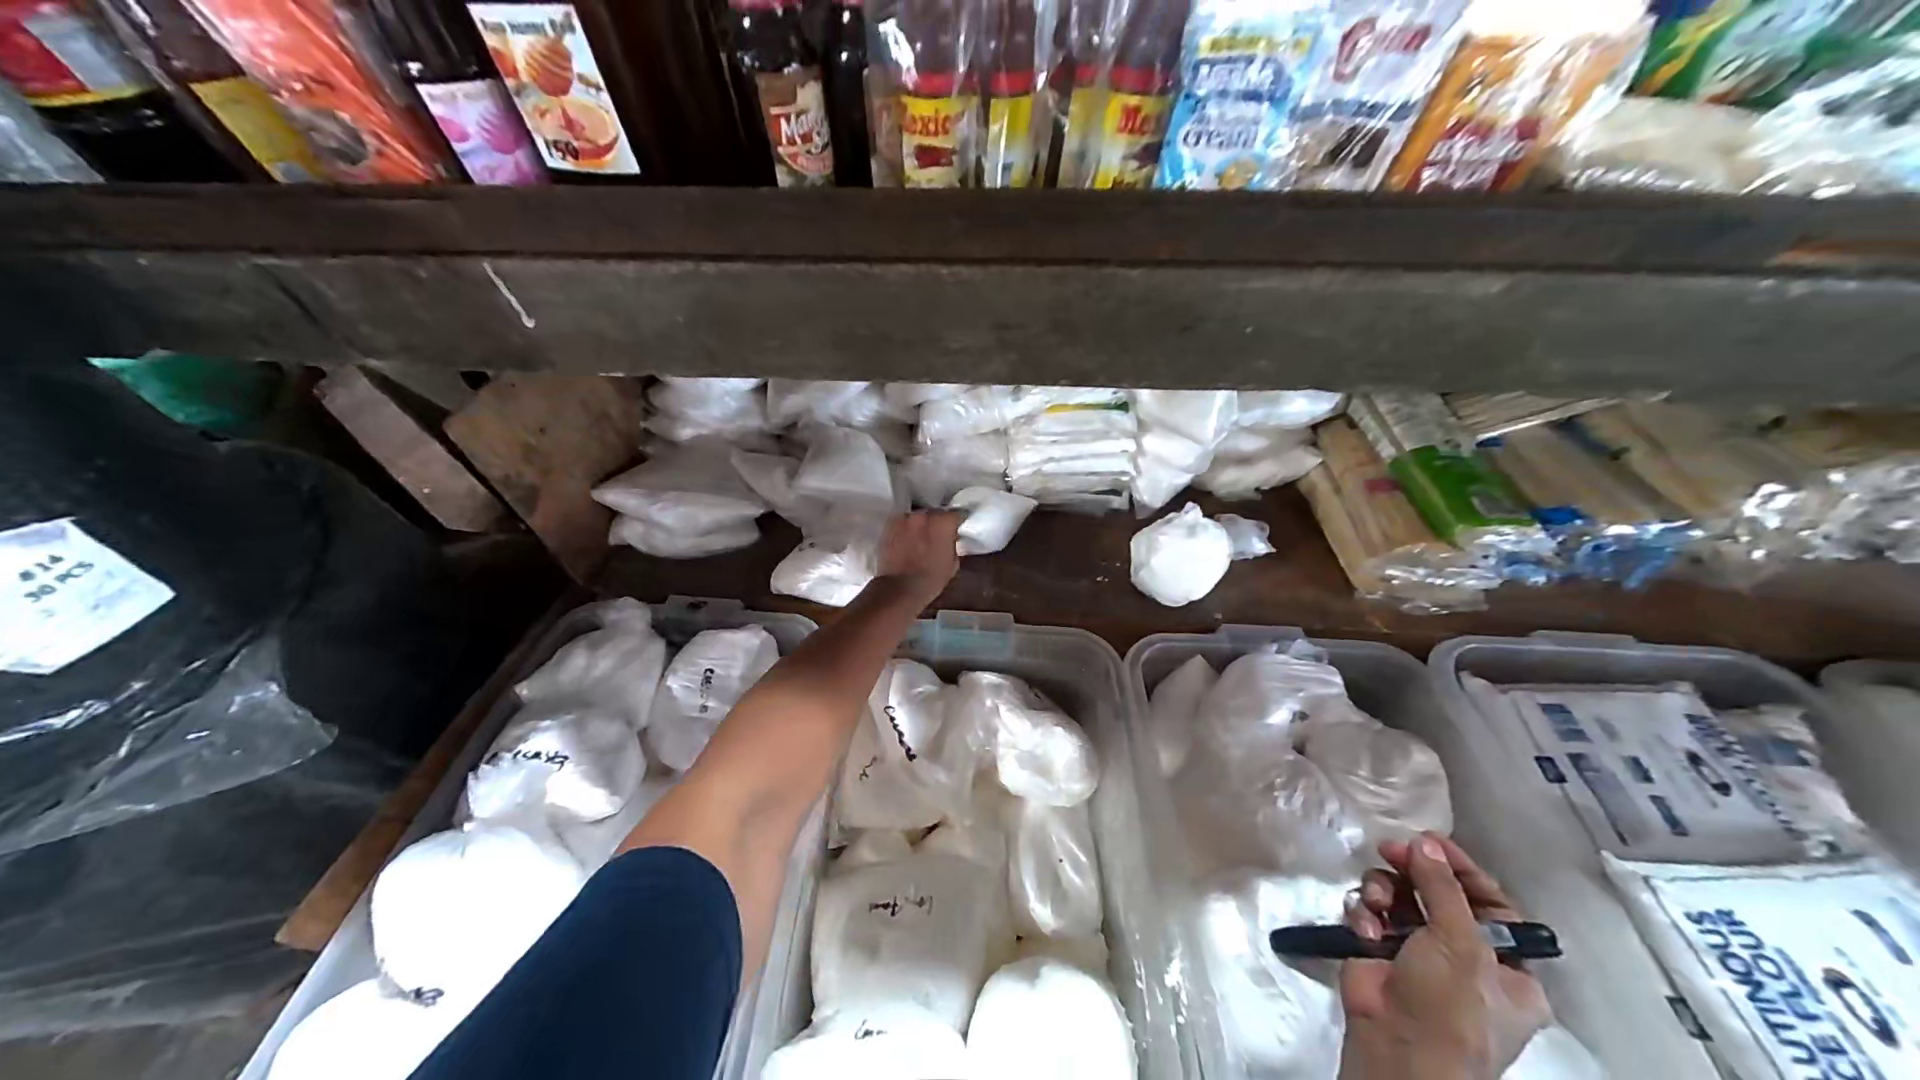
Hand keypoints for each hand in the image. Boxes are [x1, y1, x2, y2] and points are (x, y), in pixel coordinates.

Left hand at [875, 511, 960, 605]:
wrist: (899, 588)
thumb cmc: (931, 579)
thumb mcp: (952, 563)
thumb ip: (953, 544)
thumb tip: (951, 538)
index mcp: (943, 522)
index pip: (956, 513)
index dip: (958, 521)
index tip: (958, 527)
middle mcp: (924, 515)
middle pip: (935, 512)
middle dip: (938, 521)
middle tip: (938, 533)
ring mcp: (904, 519)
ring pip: (917, 516)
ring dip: (921, 524)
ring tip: (921, 536)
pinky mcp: (889, 526)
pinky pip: (902, 523)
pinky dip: (906, 529)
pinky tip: (908, 540)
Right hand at [1338, 832, 1550, 1079]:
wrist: (1398, 1050)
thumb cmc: (1449, 1004)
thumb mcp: (1459, 942)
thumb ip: (1442, 887)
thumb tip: (1425, 843)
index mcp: (1506, 967)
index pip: (1489, 904)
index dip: (1461, 870)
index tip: (1431, 842)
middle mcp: (1464, 958)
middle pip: (1437, 895)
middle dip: (1413, 872)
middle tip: (1391, 851)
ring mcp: (1418, 955)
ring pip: (1399, 899)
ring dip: (1383, 892)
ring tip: (1374, 900)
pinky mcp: (1378, 953)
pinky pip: (1370, 915)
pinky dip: (1364, 915)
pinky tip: (1364, 928)